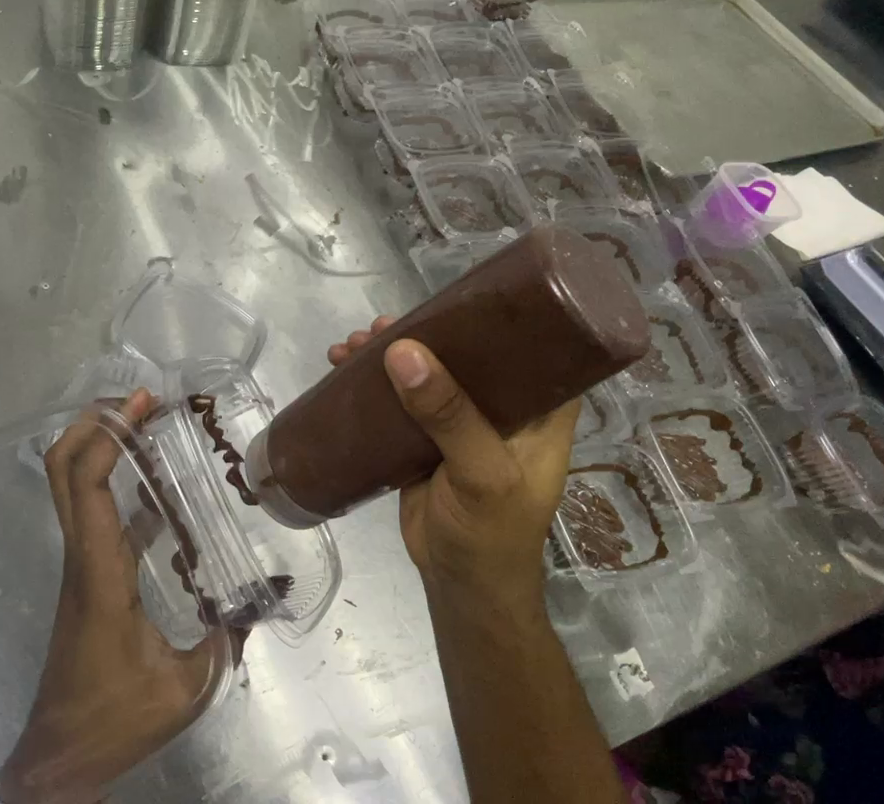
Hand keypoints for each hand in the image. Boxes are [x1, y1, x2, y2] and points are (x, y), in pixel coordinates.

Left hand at [0, 390, 227, 803]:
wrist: (61, 756)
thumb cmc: (116, 718)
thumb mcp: (186, 686)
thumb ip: (230, 638)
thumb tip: (272, 595)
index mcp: (99, 572)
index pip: (84, 486)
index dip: (107, 437)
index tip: (140, 406)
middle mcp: (82, 557)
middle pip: (62, 471)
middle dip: (93, 424)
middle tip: (141, 402)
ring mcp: (81, 565)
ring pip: (74, 489)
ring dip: (104, 449)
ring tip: (152, 428)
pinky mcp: (88, 578)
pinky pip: (98, 518)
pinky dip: (121, 490)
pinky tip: (161, 491)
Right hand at [328, 319, 581, 597]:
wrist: (461, 588)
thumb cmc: (492, 534)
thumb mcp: (482, 473)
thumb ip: (449, 415)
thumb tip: (402, 351)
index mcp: (541, 407)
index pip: (532, 343)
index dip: (495, 315)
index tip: (449, 295)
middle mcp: (505, 406)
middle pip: (465, 351)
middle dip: (421, 333)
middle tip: (379, 326)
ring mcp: (463, 422)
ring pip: (428, 372)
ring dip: (389, 355)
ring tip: (350, 346)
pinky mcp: (428, 439)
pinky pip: (402, 400)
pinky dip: (373, 384)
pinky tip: (342, 369)